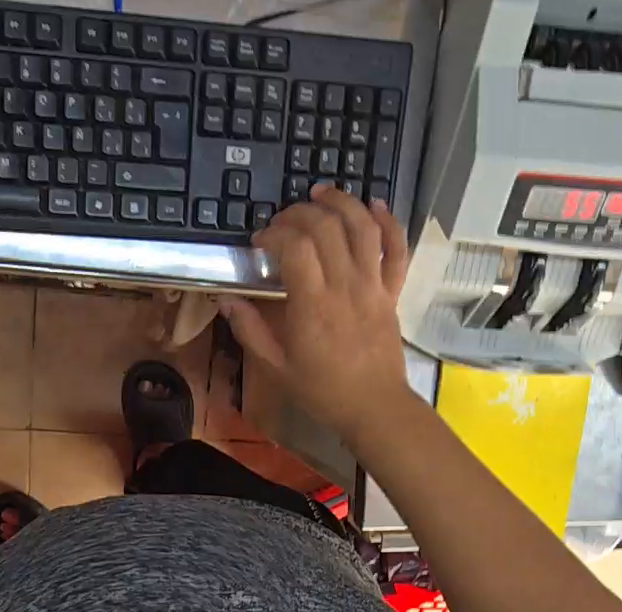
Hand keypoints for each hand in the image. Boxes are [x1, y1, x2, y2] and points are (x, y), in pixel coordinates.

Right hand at [219, 185, 412, 442]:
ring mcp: (373, 285)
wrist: (374, 407)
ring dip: (341, 202)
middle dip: (299, 212)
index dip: (274, 233)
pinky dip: (388, 222)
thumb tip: (226, 300)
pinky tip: (374, 206)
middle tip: (282, 220)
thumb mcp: (277, 367)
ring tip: (321, 194)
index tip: (260, 241)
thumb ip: (250, 331)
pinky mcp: (392, 291)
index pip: (295, 248)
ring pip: (362, 227)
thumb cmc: (323, 391)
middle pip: (326, 227)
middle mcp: (345, 286)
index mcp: (312, 306)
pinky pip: (396, 248)